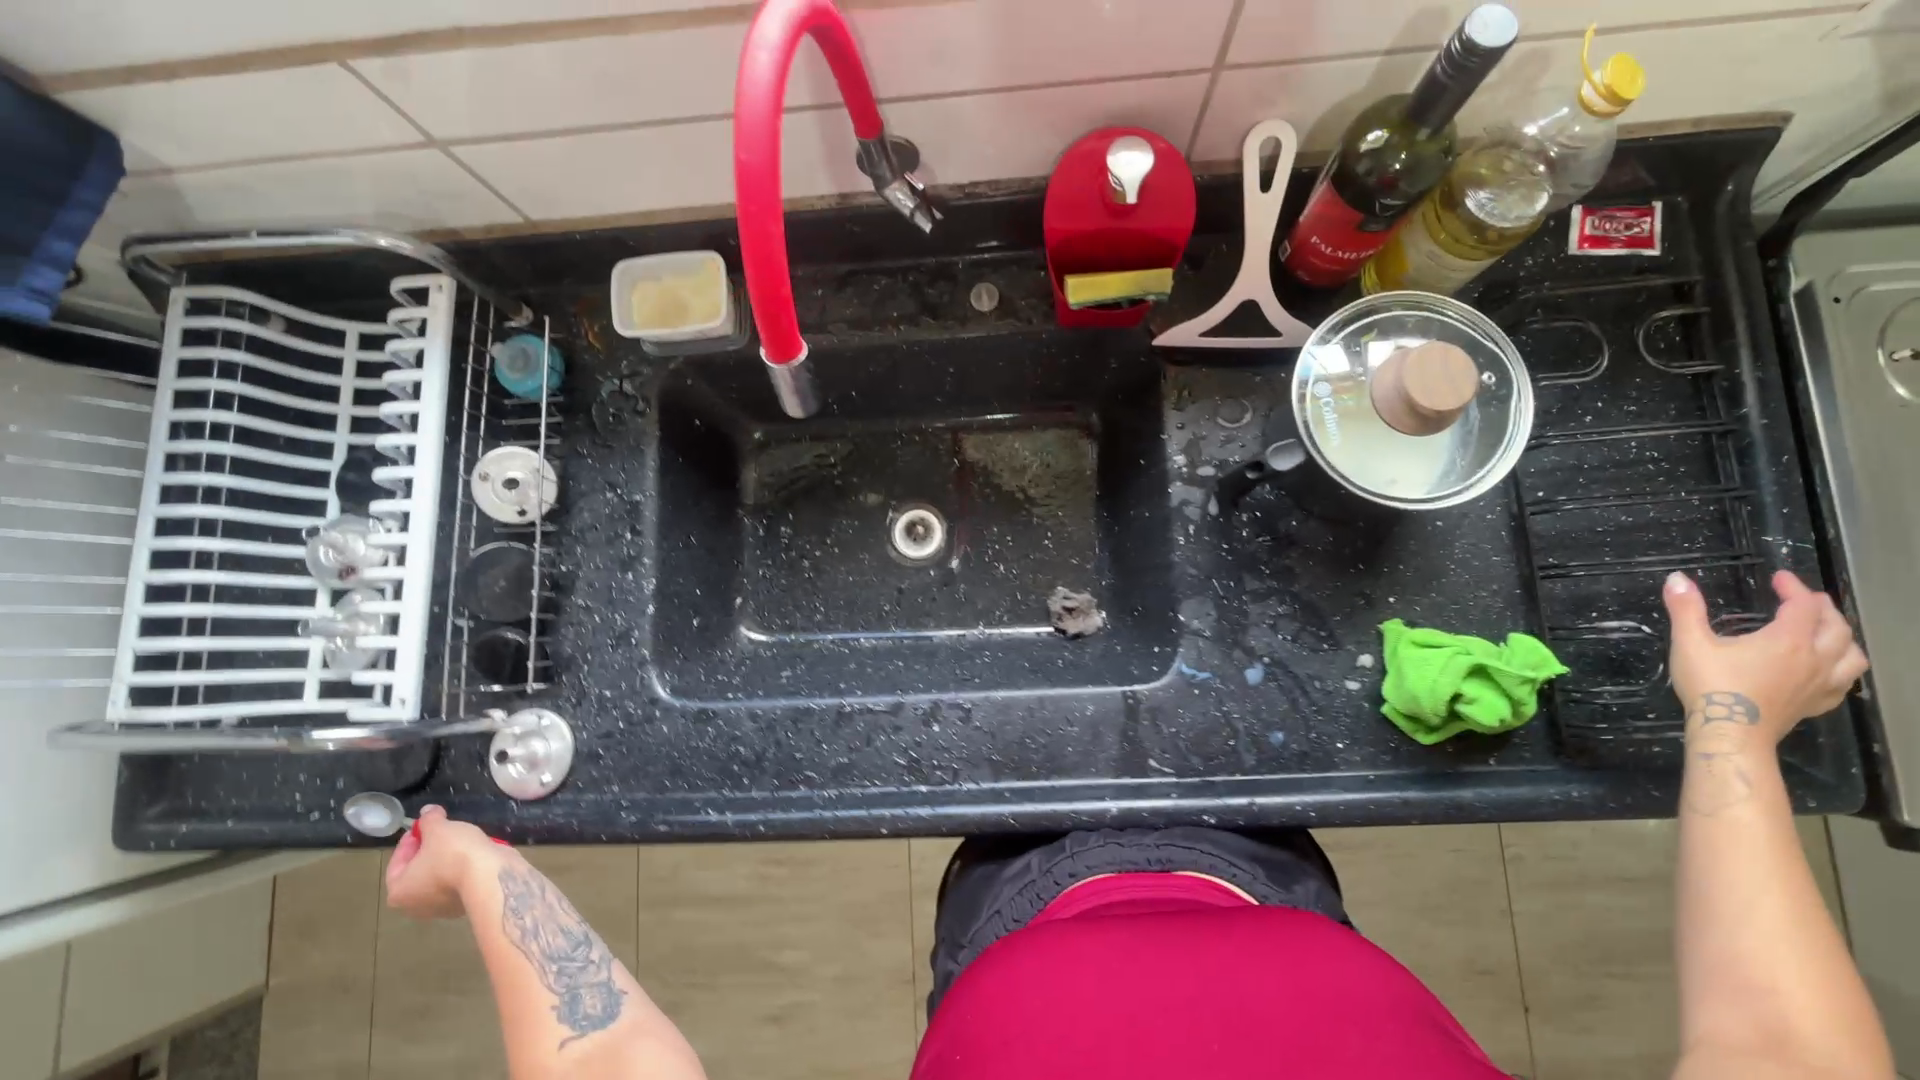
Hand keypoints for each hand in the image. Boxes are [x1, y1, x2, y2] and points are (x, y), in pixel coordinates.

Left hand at [385, 805, 513, 918]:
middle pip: (418, 870)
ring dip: (447, 859)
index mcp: (399, 891)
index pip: (398, 861)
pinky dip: (462, 868)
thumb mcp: (439, 829)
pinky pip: (458, 881)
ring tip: (460, 840)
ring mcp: (442, 908)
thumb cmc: (454, 855)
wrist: (491, 876)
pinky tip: (473, 853)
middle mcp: (415, 905)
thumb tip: (428, 812)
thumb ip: (429, 819)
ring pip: (439, 877)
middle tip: (442, 832)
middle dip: (429, 850)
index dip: (410, 838)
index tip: (423, 825)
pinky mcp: (465, 904)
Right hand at [1663, 570, 1868, 747]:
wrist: (1729, 732)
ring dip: (1843, 638)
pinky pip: (1844, 683)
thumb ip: (1686, 609)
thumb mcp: (1690, 643)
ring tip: (1826, 632)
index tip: (1779, 578)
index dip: (1793, 587)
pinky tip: (1826, 670)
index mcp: (1787, 640)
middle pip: (1836, 626)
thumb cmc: (1711, 685)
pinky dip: (1841, 669)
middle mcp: (1814, 658)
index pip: (1803, 605)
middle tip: (1804, 599)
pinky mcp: (1817, 703)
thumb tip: (1676, 578)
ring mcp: (1820, 683)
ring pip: (1852, 654)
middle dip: (1822, 608)